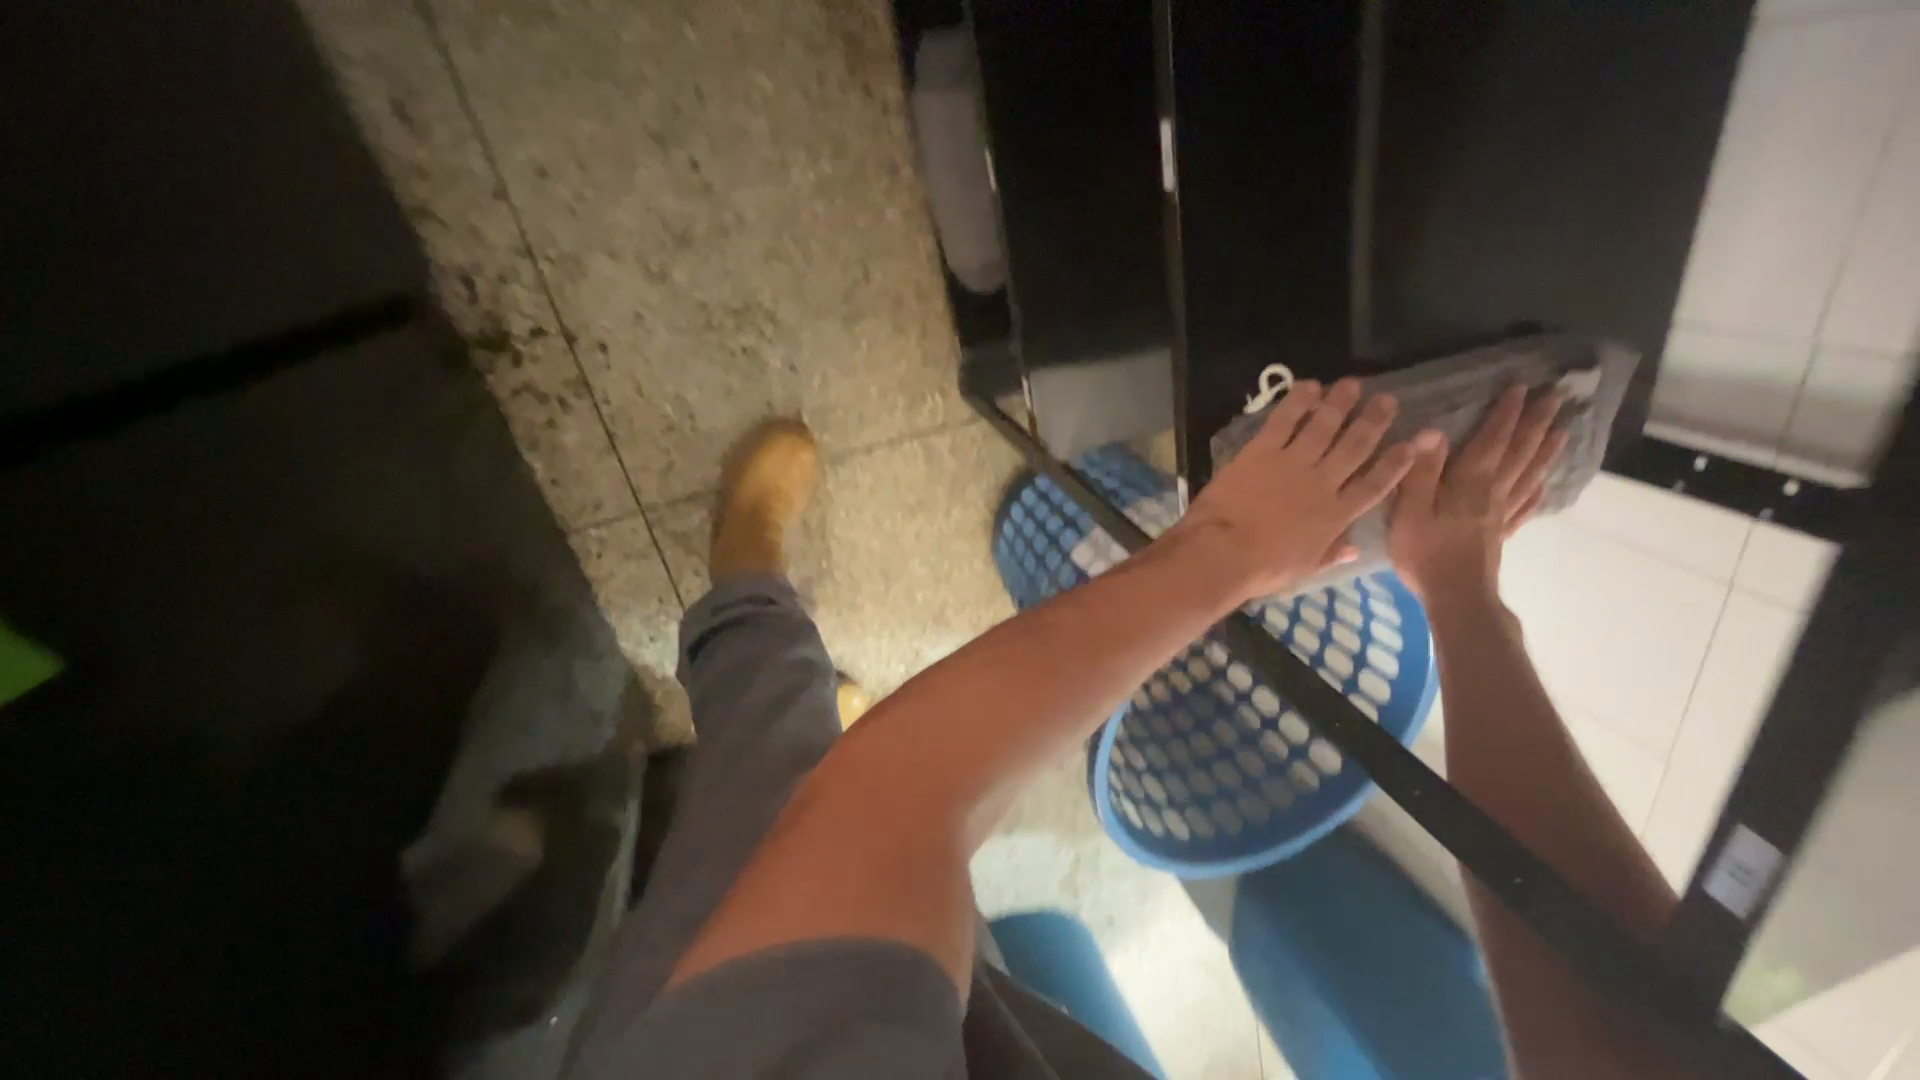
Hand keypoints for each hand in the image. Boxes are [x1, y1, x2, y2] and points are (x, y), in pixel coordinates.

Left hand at [1174, 378, 1420, 599]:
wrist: (1222, 552)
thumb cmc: (1262, 569)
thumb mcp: (1303, 569)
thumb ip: (1329, 554)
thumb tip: (1354, 548)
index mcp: (1336, 516)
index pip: (1376, 484)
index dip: (1396, 462)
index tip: (1413, 442)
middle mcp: (1322, 483)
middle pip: (1356, 446)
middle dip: (1374, 421)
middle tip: (1388, 400)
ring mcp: (1292, 463)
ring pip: (1324, 426)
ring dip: (1340, 402)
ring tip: (1352, 384)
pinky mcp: (1261, 451)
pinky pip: (1284, 420)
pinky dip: (1298, 401)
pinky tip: (1310, 385)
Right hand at [1387, 384, 1567, 603]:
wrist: (1456, 596)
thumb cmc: (1425, 552)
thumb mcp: (1409, 510)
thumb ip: (1421, 471)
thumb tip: (1433, 431)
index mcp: (1469, 482)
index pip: (1492, 439)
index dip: (1505, 413)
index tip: (1520, 386)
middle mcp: (1492, 491)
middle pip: (1520, 451)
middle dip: (1535, 422)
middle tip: (1554, 395)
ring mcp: (1501, 513)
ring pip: (1530, 473)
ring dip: (1545, 448)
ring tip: (1561, 428)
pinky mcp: (1501, 533)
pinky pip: (1525, 505)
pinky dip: (1538, 489)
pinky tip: (1543, 482)